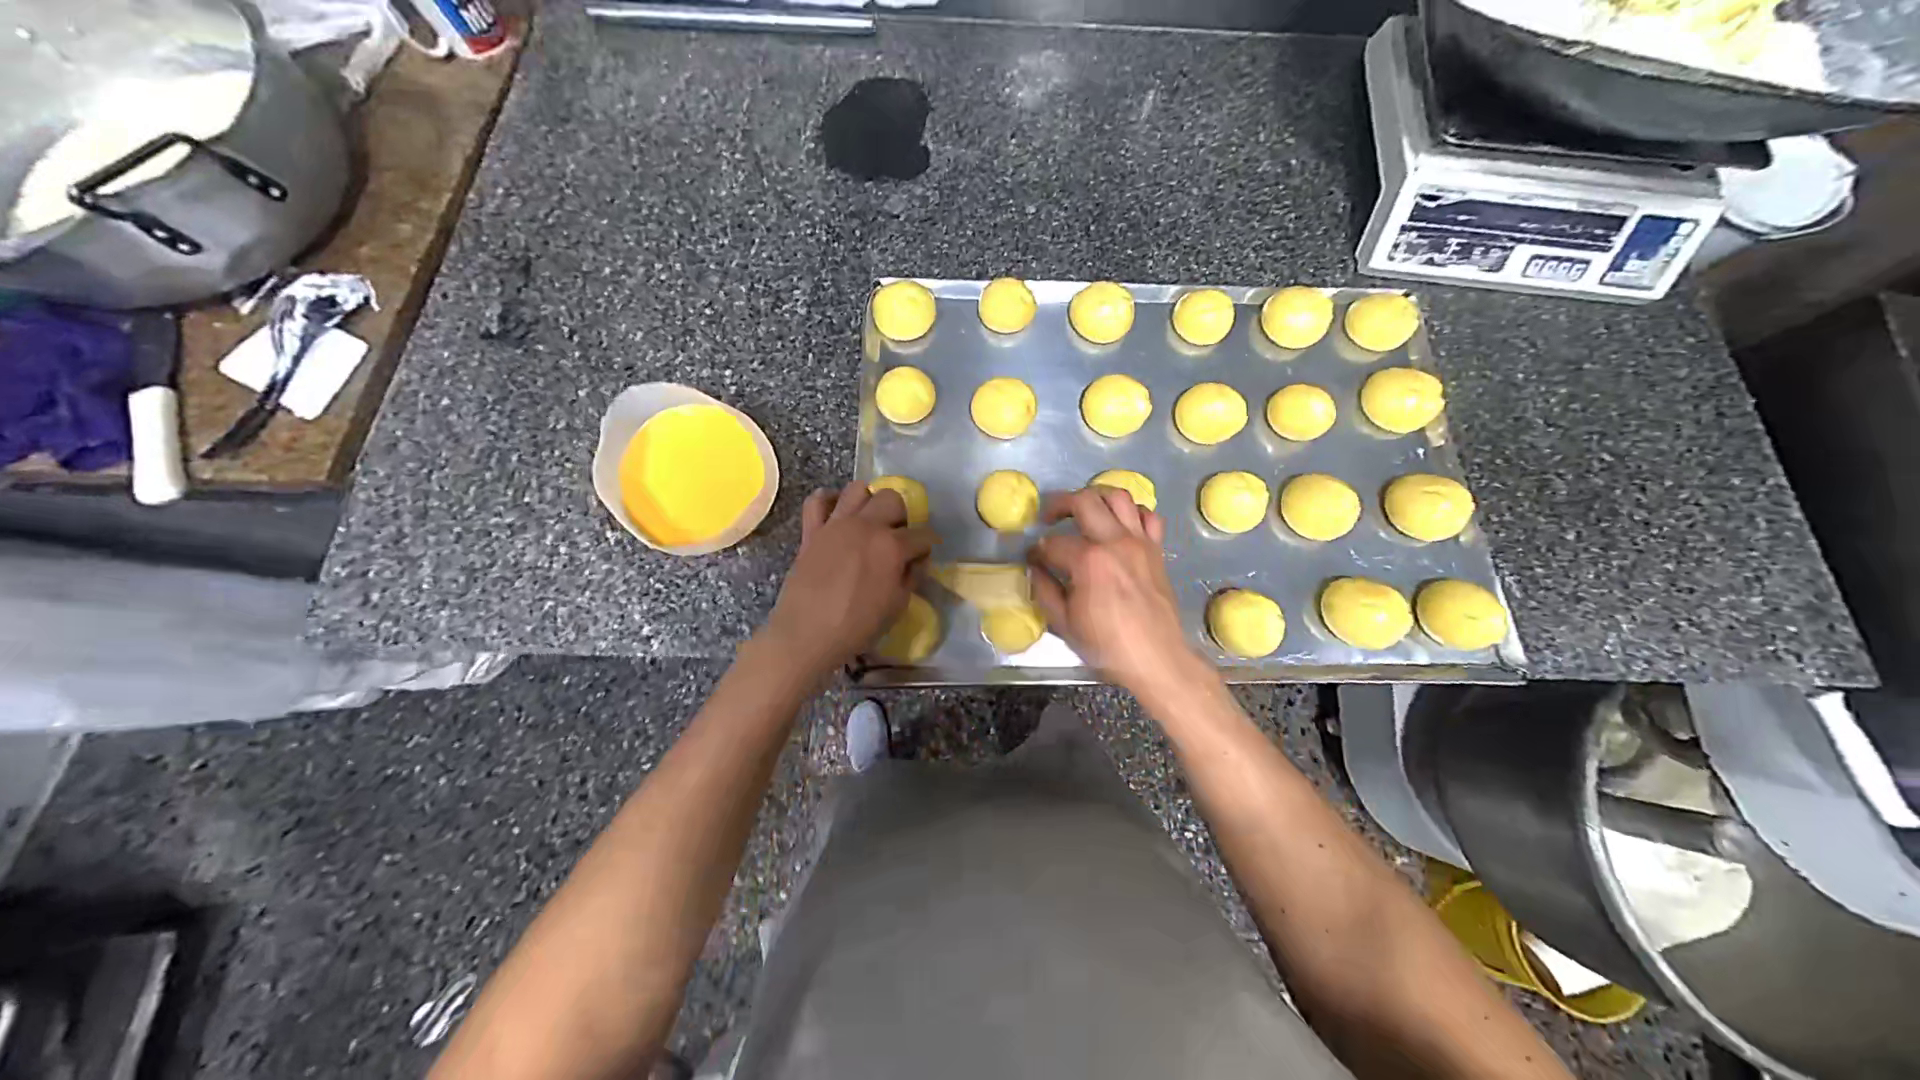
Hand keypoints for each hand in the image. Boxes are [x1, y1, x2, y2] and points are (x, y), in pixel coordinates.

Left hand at [759, 481, 934, 676]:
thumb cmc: (858, 626)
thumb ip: (910, 577)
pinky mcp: (812, 531)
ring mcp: (836, 524)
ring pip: (857, 489)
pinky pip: (817, 501)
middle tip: (897, 535)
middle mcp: (866, 526)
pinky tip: (836, 514)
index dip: (928, 545)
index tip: (925, 553)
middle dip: (901, 514)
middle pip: (892, 498)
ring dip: (868, 501)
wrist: (807, 634)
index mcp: (892, 546)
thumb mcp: (897, 606)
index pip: (922, 535)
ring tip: (869, 521)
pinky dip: (827, 501)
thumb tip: (915, 561)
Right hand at [1029, 486, 1213, 699]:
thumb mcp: (1064, 624)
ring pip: (1118, 496)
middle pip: (1083, 501)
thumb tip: (1035, 570)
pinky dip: (1132, 512)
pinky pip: (1147, 515)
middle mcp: (1114, 541)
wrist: (1157, 658)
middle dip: (1059, 504)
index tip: (1032, 559)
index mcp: (1088, 561)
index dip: (1037, 550)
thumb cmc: (1108, 646)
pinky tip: (1119, 523)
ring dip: (1096, 496)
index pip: (1052, 543)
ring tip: (1082, 510)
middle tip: (1048, 517)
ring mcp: (1139, 542)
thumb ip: (1044, 590)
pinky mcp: (1156, 549)